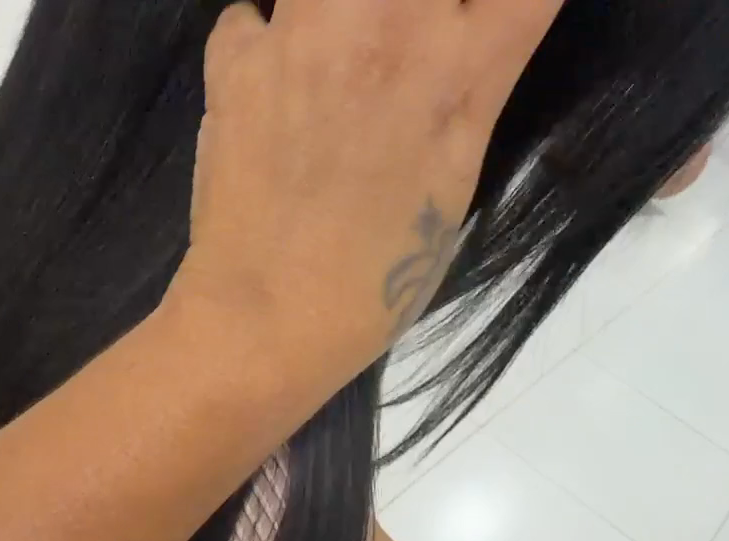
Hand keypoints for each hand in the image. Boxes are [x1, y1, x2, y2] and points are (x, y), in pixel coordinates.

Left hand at [171, 0, 566, 370]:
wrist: (264, 321)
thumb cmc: (373, 286)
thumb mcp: (451, 193)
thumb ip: (465, 99)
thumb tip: (454, 58)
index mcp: (462, 72)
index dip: (491, 10)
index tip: (470, 28)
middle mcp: (389, 26)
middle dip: (411, 6)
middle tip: (390, 42)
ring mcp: (306, 34)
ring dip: (330, 9)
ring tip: (326, 52)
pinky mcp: (237, 62)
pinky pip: (246, 14)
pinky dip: (259, 38)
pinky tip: (266, 84)